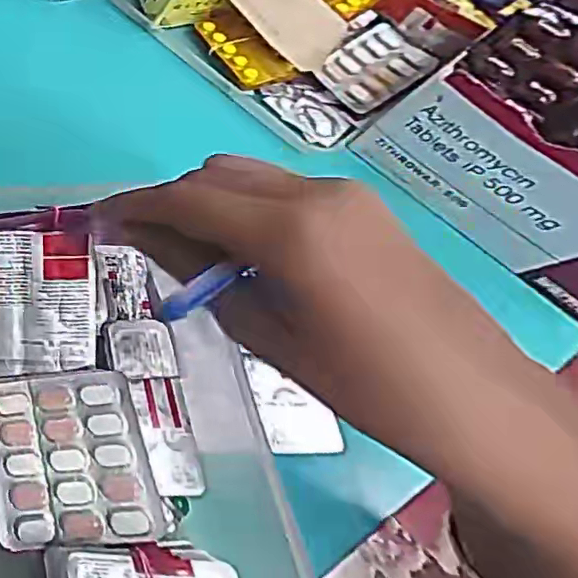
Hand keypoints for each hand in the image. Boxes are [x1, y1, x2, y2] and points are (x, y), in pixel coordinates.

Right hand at [91, 155, 538, 451]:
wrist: (480, 403)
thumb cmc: (363, 385)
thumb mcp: (263, 331)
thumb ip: (198, 271)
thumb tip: (143, 236)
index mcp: (291, 230)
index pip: (188, 198)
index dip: (134, 206)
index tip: (98, 220)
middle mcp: (316, 193)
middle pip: (213, 174)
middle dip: (166, 201)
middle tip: (136, 241)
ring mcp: (344, 194)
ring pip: (245, 176)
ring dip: (202, 201)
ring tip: (183, 250)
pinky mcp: (359, 206)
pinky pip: (277, 190)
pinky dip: (240, 208)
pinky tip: (236, 251)